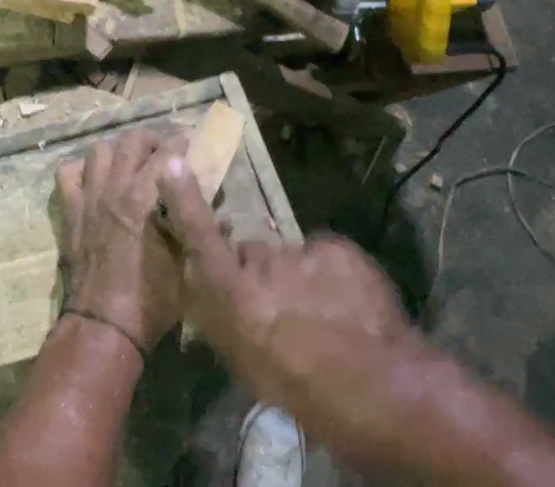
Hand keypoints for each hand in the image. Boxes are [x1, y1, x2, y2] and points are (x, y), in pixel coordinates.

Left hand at [54, 130, 183, 349]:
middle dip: (151, 141)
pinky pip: (68, 173)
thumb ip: (197, 226)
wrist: (105, 324)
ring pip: (99, 150)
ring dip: (118, 153)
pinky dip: (81, 170)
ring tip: (129, 166)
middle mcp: (115, 187)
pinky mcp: (70, 211)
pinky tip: (94, 181)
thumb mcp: (188, 261)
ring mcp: (88, 196)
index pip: (168, 153)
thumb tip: (218, 208)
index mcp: (146, 197)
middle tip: (163, 155)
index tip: (191, 147)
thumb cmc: (154, 298)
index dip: (183, 146)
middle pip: (131, 140)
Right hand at [158, 160, 430, 464]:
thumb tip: (209, 304)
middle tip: (280, 310)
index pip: (199, 236)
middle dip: (259, 272)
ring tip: (323, 317)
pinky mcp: (338, 249)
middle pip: (251, 254)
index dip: (184, 200)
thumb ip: (223, 322)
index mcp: (233, 293)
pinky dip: (331, 276)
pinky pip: (325, 257)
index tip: (173, 164)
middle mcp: (263, 263)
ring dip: (299, 279)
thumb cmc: (303, 391)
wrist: (381, 391)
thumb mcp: (246, 366)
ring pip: (291, 258)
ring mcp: (303, 252)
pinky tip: (348, 308)